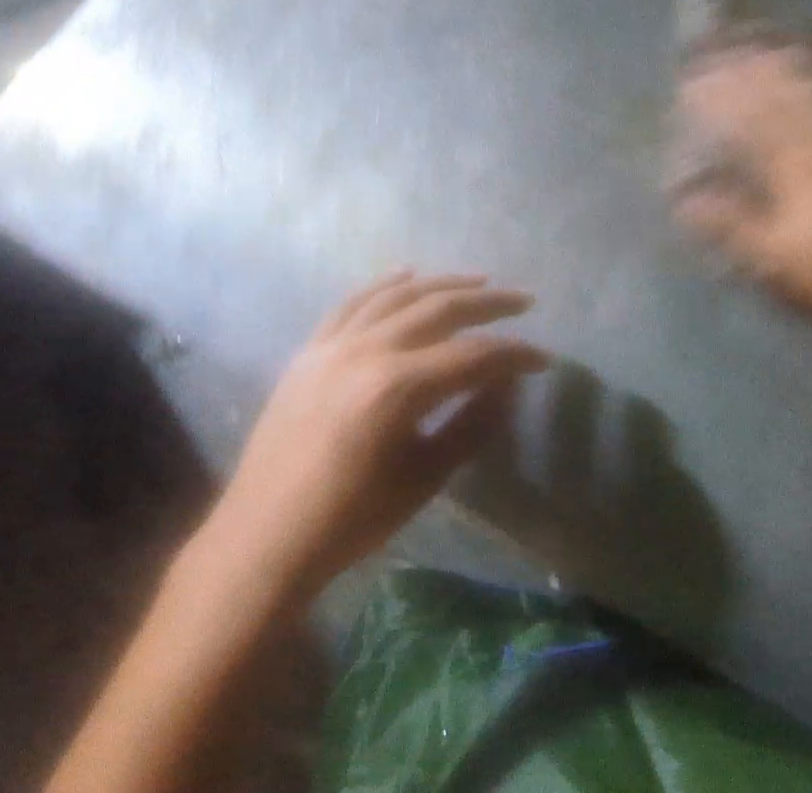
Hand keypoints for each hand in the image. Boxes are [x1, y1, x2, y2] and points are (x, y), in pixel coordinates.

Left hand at [208, 271, 546, 597]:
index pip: (473, 355)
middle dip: (487, 303)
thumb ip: (472, 425)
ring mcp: (331, 346)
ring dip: (441, 285)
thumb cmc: (352, 519)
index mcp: (398, 388)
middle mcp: (366, 351)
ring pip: (395, 297)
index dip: (514, 355)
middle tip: (524, 301)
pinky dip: (383, 286)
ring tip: (478, 282)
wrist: (267, 535)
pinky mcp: (309, 352)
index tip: (543, 360)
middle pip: (438, 310)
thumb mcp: (424, 477)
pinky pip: (351, 304)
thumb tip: (508, 387)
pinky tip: (406, 276)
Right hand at [669, 40, 811, 324]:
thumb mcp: (774, 254)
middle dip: (757, 67)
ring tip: (777, 48)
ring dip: (795, 68)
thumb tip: (687, 199)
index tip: (697, 75)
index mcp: (795, 160)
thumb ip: (730, 221)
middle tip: (735, 44)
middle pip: (788, 91)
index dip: (723, 93)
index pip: (751, 115)